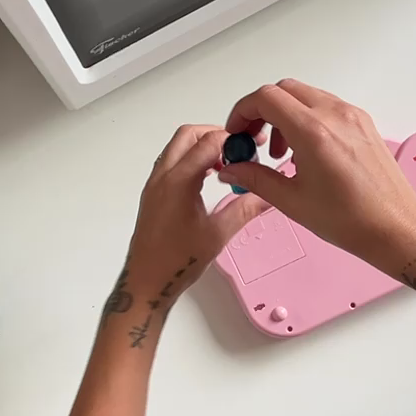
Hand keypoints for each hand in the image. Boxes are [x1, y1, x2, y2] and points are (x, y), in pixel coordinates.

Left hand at [105, 125, 269, 348]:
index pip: (208, 141)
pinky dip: (190, 159)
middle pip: (188, 135)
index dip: (233, 140)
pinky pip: (171, 162)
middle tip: (238, 150)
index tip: (252, 150)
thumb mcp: (218, 234)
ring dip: (201, 147)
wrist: (147, 281)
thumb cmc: (179, 261)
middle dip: (215, 135)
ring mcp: (154, 184)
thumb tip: (268, 194)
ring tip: (226, 165)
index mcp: (179, 181)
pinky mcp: (152, 193)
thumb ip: (245, 208)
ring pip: (177, 147)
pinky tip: (208, 179)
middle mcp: (162, 176)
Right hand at [216, 80, 415, 270]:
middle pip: (284, 90)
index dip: (242, 112)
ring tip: (280, 152)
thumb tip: (231, 169)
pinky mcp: (363, 122)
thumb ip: (255, 179)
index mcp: (313, 132)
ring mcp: (352, 115)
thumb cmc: (349, 219)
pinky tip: (305, 152)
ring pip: (305, 95)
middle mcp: (334, 115)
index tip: (237, 133)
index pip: (266, 98)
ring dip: (284, 114)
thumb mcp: (291, 201)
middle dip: (261, 110)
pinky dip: (306, 118)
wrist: (395, 227)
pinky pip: (326, 106)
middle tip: (253, 139)